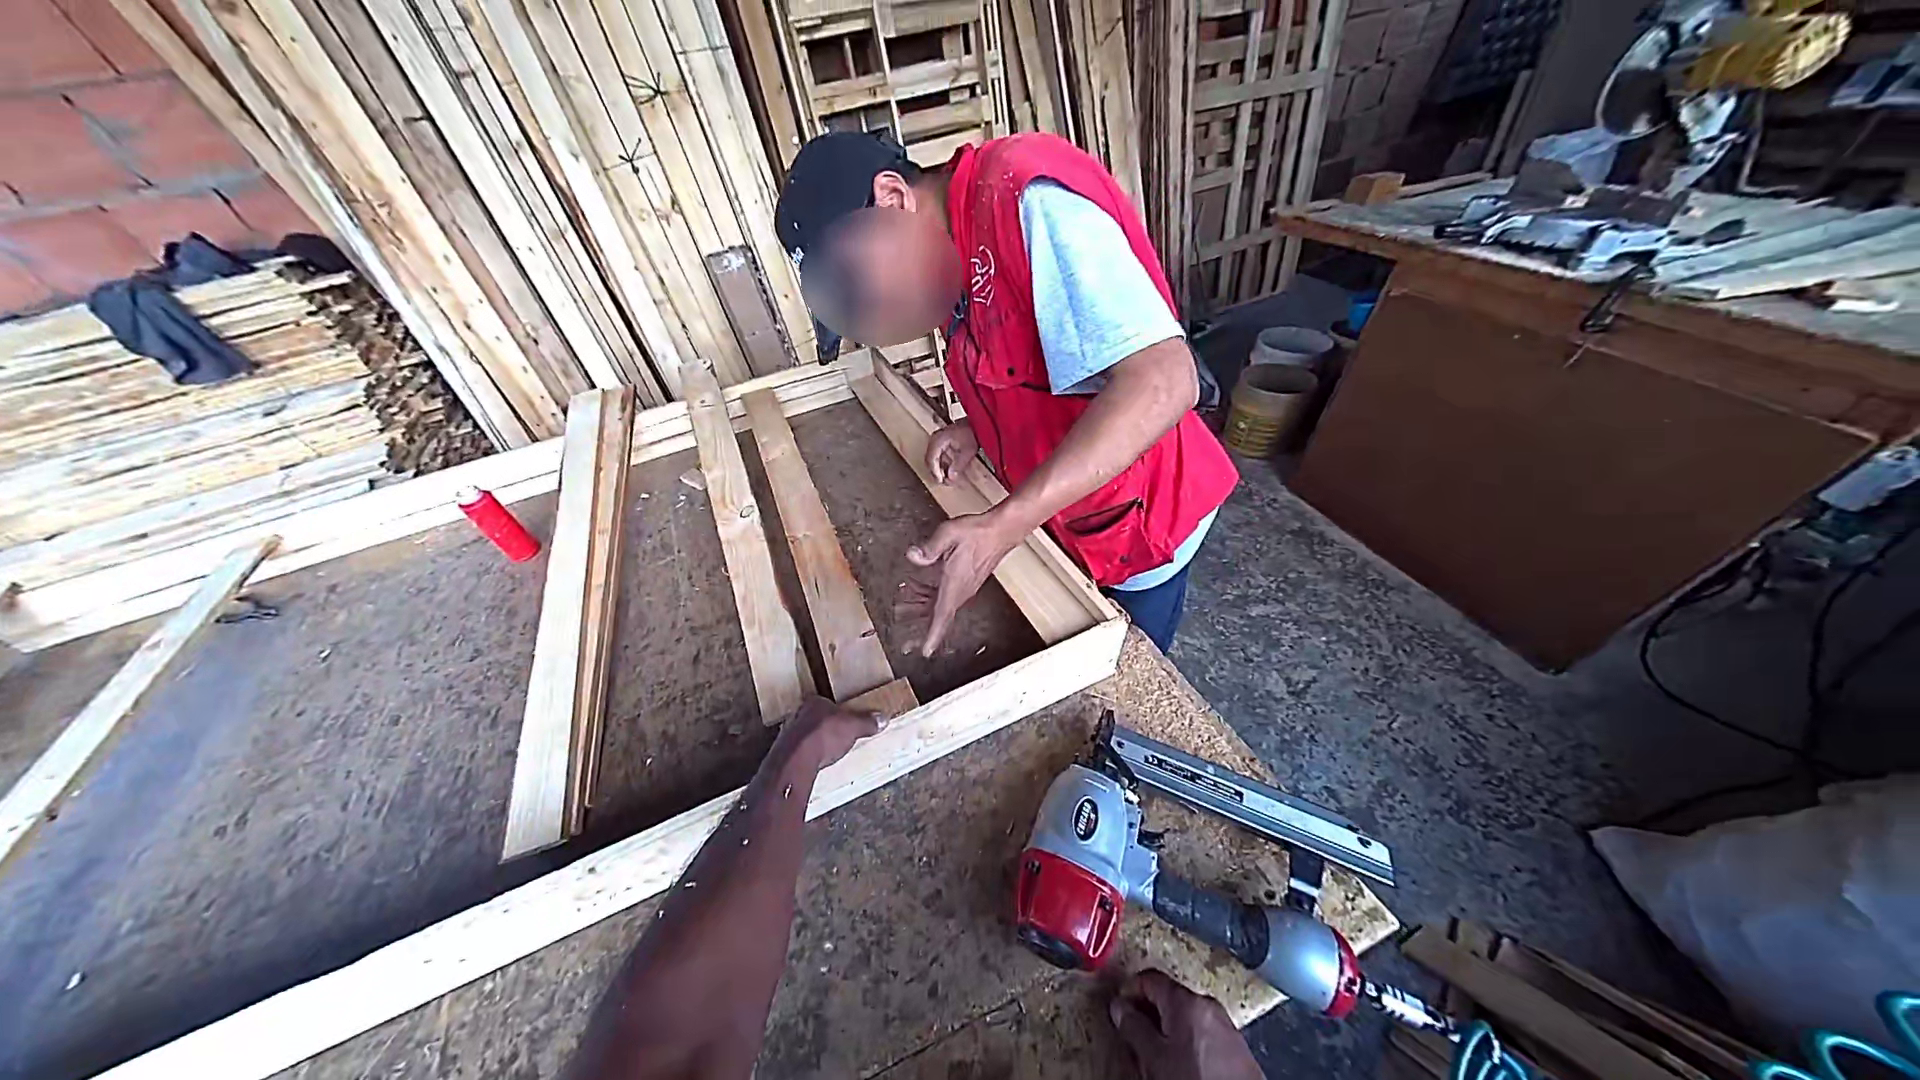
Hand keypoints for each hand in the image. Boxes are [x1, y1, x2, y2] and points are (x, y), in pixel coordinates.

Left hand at [775, 696, 881, 768]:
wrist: (798, 759)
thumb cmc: (823, 735)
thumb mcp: (854, 726)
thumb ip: (867, 722)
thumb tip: (881, 718)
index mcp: (815, 702)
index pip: (828, 702)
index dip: (839, 711)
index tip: (847, 719)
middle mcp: (798, 714)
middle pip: (816, 718)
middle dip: (826, 727)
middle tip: (840, 736)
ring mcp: (789, 733)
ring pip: (806, 734)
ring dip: (816, 742)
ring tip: (829, 752)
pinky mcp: (784, 752)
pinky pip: (800, 751)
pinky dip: (808, 756)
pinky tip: (817, 762)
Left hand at [905, 509, 1022, 655]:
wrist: (1001, 531)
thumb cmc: (978, 534)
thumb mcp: (949, 535)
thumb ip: (930, 548)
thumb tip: (913, 556)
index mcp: (955, 585)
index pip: (942, 615)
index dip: (933, 635)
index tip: (925, 652)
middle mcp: (960, 591)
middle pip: (937, 616)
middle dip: (920, 628)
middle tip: (905, 643)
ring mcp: (963, 587)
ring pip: (938, 605)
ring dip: (921, 607)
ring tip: (902, 605)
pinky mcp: (964, 581)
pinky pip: (943, 595)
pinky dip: (928, 595)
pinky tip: (917, 588)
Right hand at [924, 422, 978, 484]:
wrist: (976, 423)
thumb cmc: (972, 432)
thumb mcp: (967, 451)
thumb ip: (959, 465)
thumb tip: (951, 477)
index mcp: (938, 440)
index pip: (931, 459)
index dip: (935, 472)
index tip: (941, 480)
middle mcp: (934, 439)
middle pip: (929, 460)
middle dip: (936, 472)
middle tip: (943, 481)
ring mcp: (936, 440)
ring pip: (932, 458)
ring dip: (938, 469)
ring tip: (946, 477)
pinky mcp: (940, 442)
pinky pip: (936, 455)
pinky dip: (941, 464)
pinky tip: (947, 470)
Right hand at [1109, 970, 1262, 1079]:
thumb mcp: (1154, 1059)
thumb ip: (1133, 1027)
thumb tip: (1120, 1007)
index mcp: (1187, 1001)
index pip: (1149, 978)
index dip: (1130, 991)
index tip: (1119, 1009)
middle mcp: (1208, 1005)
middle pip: (1168, 998)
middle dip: (1148, 1015)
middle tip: (1135, 1038)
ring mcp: (1226, 1027)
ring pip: (1186, 1018)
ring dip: (1168, 1031)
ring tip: (1158, 1059)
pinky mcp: (1237, 1050)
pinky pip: (1203, 1034)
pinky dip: (1187, 1043)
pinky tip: (1183, 1067)